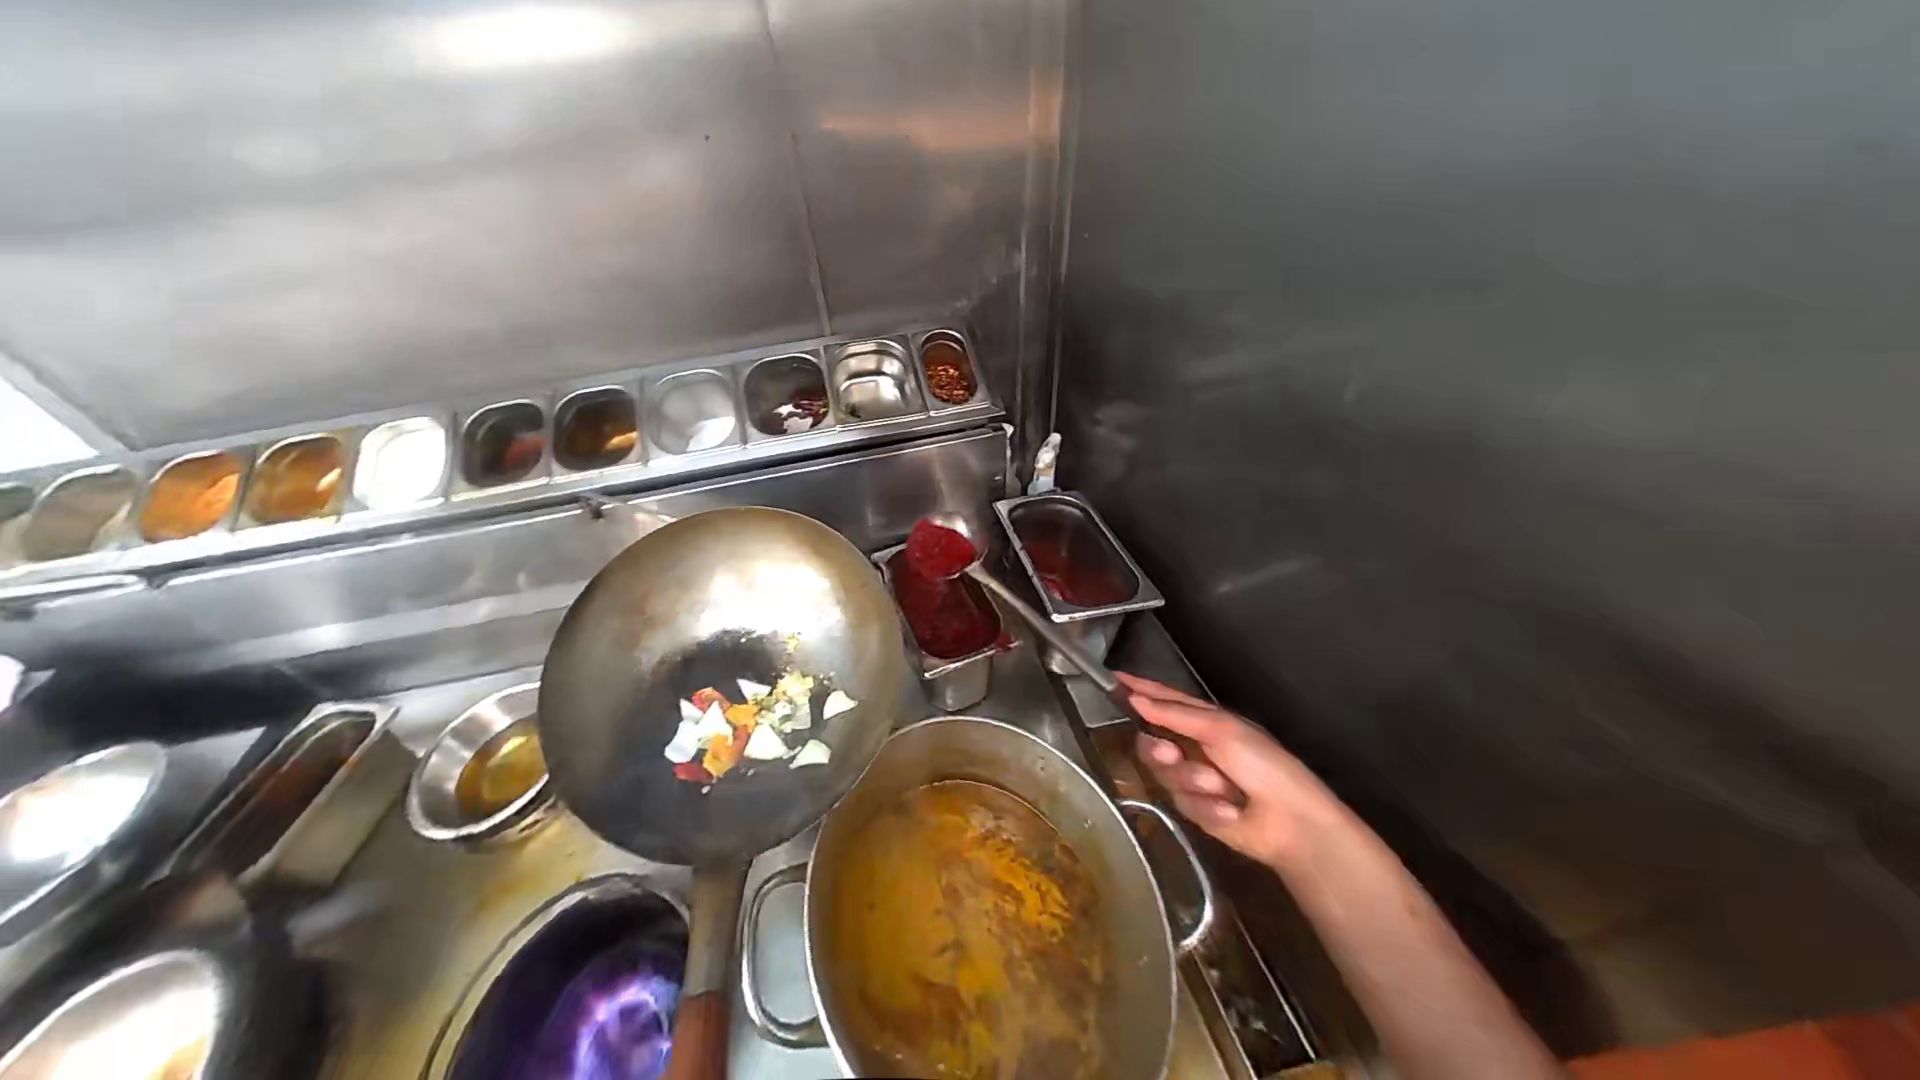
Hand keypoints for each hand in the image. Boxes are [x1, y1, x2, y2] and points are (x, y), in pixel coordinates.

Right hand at [1124, 672, 1339, 869]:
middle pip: (1152, 741)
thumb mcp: (1220, 730)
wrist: (1292, 824)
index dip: (1139, 689)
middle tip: (1170, 755)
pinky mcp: (1195, 810)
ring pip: (1164, 773)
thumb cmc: (1264, 766)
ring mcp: (1194, 779)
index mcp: (1206, 721)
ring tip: (1219, 788)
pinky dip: (1207, 806)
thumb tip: (1135, 698)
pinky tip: (1230, 811)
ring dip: (1191, 780)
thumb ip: (1174, 714)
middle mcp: (1194, 747)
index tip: (1112, 679)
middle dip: (1158, 750)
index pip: (1165, 700)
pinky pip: (1182, 802)